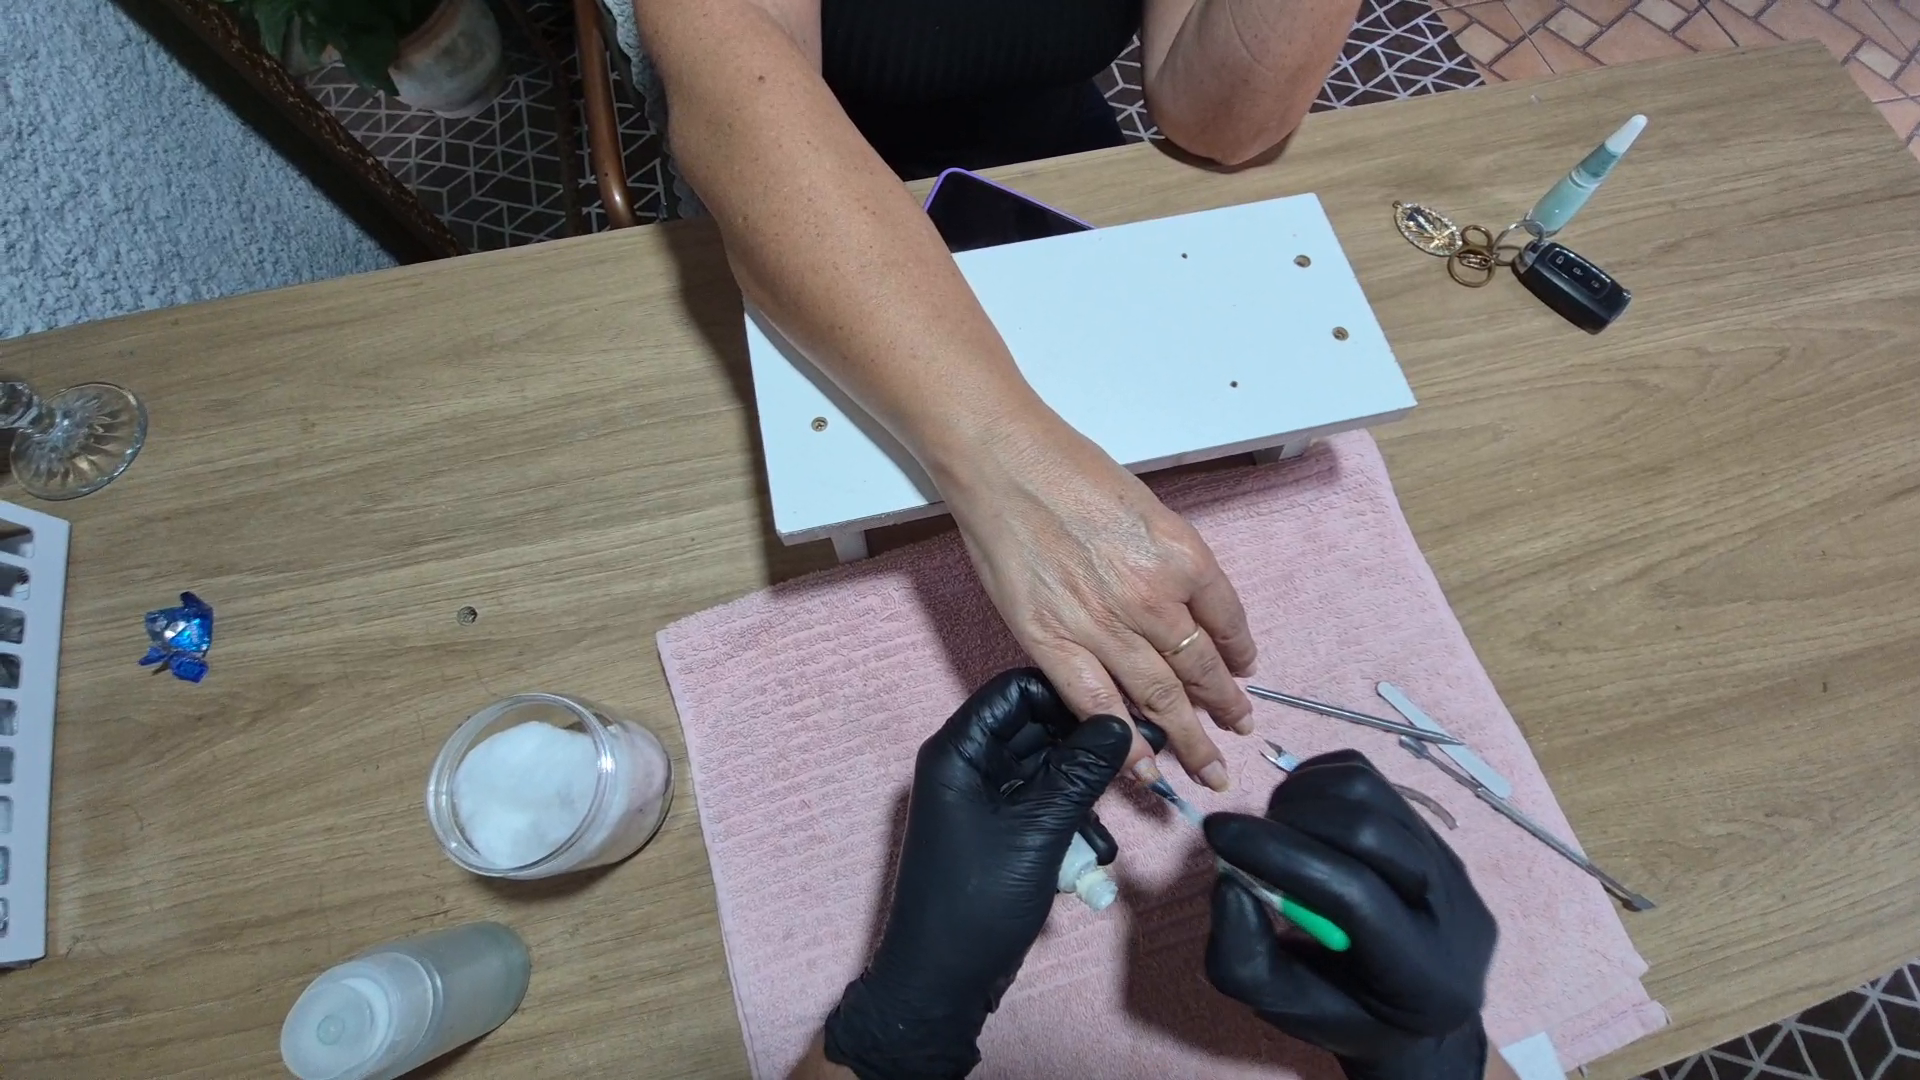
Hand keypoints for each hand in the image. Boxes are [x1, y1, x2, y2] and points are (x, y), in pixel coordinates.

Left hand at [823, 670, 1132, 1078]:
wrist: (940, 985)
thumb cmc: (977, 900)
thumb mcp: (1037, 832)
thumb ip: (1079, 773)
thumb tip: (1121, 723)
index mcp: (959, 749)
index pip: (1015, 690)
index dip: (1065, 693)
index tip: (1118, 708)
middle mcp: (968, 762)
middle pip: (1034, 726)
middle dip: (1084, 743)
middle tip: (1142, 753)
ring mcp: (983, 795)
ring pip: (1043, 766)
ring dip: (1081, 785)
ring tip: (1127, 802)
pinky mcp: (999, 826)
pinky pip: (1040, 800)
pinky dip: (1069, 815)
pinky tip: (1095, 846)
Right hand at [933, 413, 1256, 790]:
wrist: (1003, 463)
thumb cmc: (1067, 467)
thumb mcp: (1142, 503)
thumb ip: (1165, 556)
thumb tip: (1177, 596)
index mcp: (1183, 555)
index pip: (1228, 619)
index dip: (1239, 650)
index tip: (1242, 669)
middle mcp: (1153, 598)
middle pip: (1201, 667)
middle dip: (1225, 705)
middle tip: (1238, 728)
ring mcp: (1103, 626)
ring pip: (1159, 697)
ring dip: (1191, 737)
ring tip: (1210, 766)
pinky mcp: (1053, 643)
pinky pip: (1099, 706)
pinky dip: (1126, 744)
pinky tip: (1147, 769)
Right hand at [1203, 751, 1497, 1079]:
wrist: (1408, 1009)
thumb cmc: (1338, 1006)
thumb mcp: (1278, 1003)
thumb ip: (1241, 954)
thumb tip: (1229, 880)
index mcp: (1422, 976)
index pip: (1354, 895)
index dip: (1278, 854)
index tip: (1217, 834)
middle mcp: (1454, 912)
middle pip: (1366, 832)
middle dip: (1288, 823)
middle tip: (1249, 839)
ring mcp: (1450, 863)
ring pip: (1366, 791)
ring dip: (1301, 795)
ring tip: (1277, 826)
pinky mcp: (1430, 830)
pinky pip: (1367, 776)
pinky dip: (1317, 778)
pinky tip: (1299, 811)